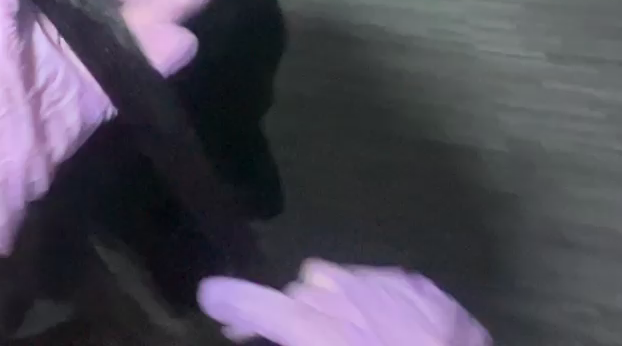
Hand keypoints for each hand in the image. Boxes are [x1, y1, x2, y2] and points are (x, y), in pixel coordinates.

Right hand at [199, 261, 490, 344]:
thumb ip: (299, 333)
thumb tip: (272, 329)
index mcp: (320, 329)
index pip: (260, 306)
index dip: (230, 300)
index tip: (209, 298)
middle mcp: (339, 297)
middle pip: (298, 295)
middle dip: (299, 317)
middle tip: (312, 340)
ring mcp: (377, 284)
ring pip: (331, 282)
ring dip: (335, 305)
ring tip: (362, 335)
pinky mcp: (413, 283)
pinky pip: (372, 282)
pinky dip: (374, 302)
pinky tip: (396, 328)